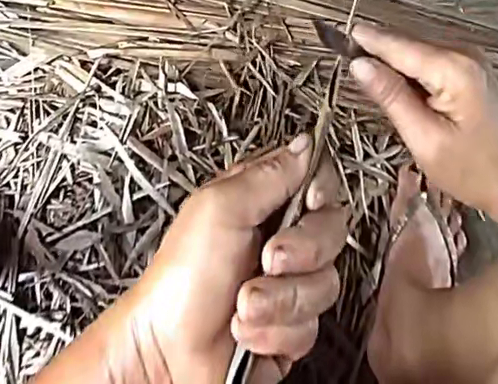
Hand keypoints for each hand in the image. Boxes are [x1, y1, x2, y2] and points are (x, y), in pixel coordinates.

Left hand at [91, 134, 348, 383]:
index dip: (320, 188)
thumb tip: (305, 144)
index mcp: (261, 196)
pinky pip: (310, 325)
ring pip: (324, 281)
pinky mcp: (290, 324)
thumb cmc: (180, 278)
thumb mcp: (221, 207)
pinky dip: (275, 330)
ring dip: (280, 298)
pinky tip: (246, 328)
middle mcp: (279, 233)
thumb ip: (269, 174)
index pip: (315, 175)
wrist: (167, 354)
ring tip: (243, 300)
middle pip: (330, 227)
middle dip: (300, 249)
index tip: (309, 200)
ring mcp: (287, 281)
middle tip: (267, 257)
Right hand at [350, 24, 497, 218]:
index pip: (399, 46)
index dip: (366, 40)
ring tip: (366, 77)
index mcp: (453, 68)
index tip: (336, 35)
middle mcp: (463, 52)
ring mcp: (469, 57)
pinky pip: (429, 58)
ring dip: (392, 61)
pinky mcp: (469, 66)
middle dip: (378, 52)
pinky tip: (399, 88)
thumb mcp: (425, 140)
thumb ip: (391, 97)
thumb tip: (359, 64)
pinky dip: (410, 69)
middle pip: (407, 43)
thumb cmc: (474, 171)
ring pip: (416, 49)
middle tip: (346, 63)